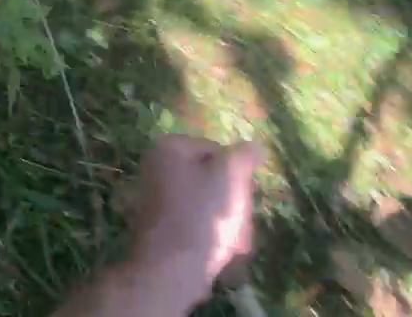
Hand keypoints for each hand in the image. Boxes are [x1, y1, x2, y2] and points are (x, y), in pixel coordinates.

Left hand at [126, 134, 263, 307]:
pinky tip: (222, 249)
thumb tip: (255, 145)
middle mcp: (157, 164)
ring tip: (234, 240)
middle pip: (212, 177)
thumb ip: (243, 158)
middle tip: (241, 222)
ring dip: (228, 220)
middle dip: (233, 201)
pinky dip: (212, 232)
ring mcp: (157, 193)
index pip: (216, 150)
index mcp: (168, 146)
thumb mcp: (229, 179)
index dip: (237, 174)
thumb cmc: (202, 215)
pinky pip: (196, 219)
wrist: (172, 266)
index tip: (244, 196)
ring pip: (208, 201)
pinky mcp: (162, 220)